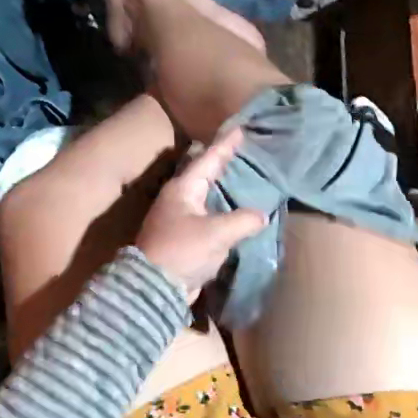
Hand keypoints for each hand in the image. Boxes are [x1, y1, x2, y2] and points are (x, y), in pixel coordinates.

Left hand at [136, 127, 267, 300]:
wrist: (155, 289)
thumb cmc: (182, 252)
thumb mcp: (216, 233)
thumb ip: (243, 220)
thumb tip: (262, 215)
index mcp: (183, 189)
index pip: (209, 159)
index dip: (226, 144)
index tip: (241, 128)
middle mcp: (180, 200)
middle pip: (207, 175)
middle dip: (227, 165)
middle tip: (248, 153)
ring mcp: (181, 220)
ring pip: (209, 198)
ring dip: (227, 190)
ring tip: (248, 181)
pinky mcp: (186, 240)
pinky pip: (211, 219)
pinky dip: (226, 214)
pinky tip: (240, 215)